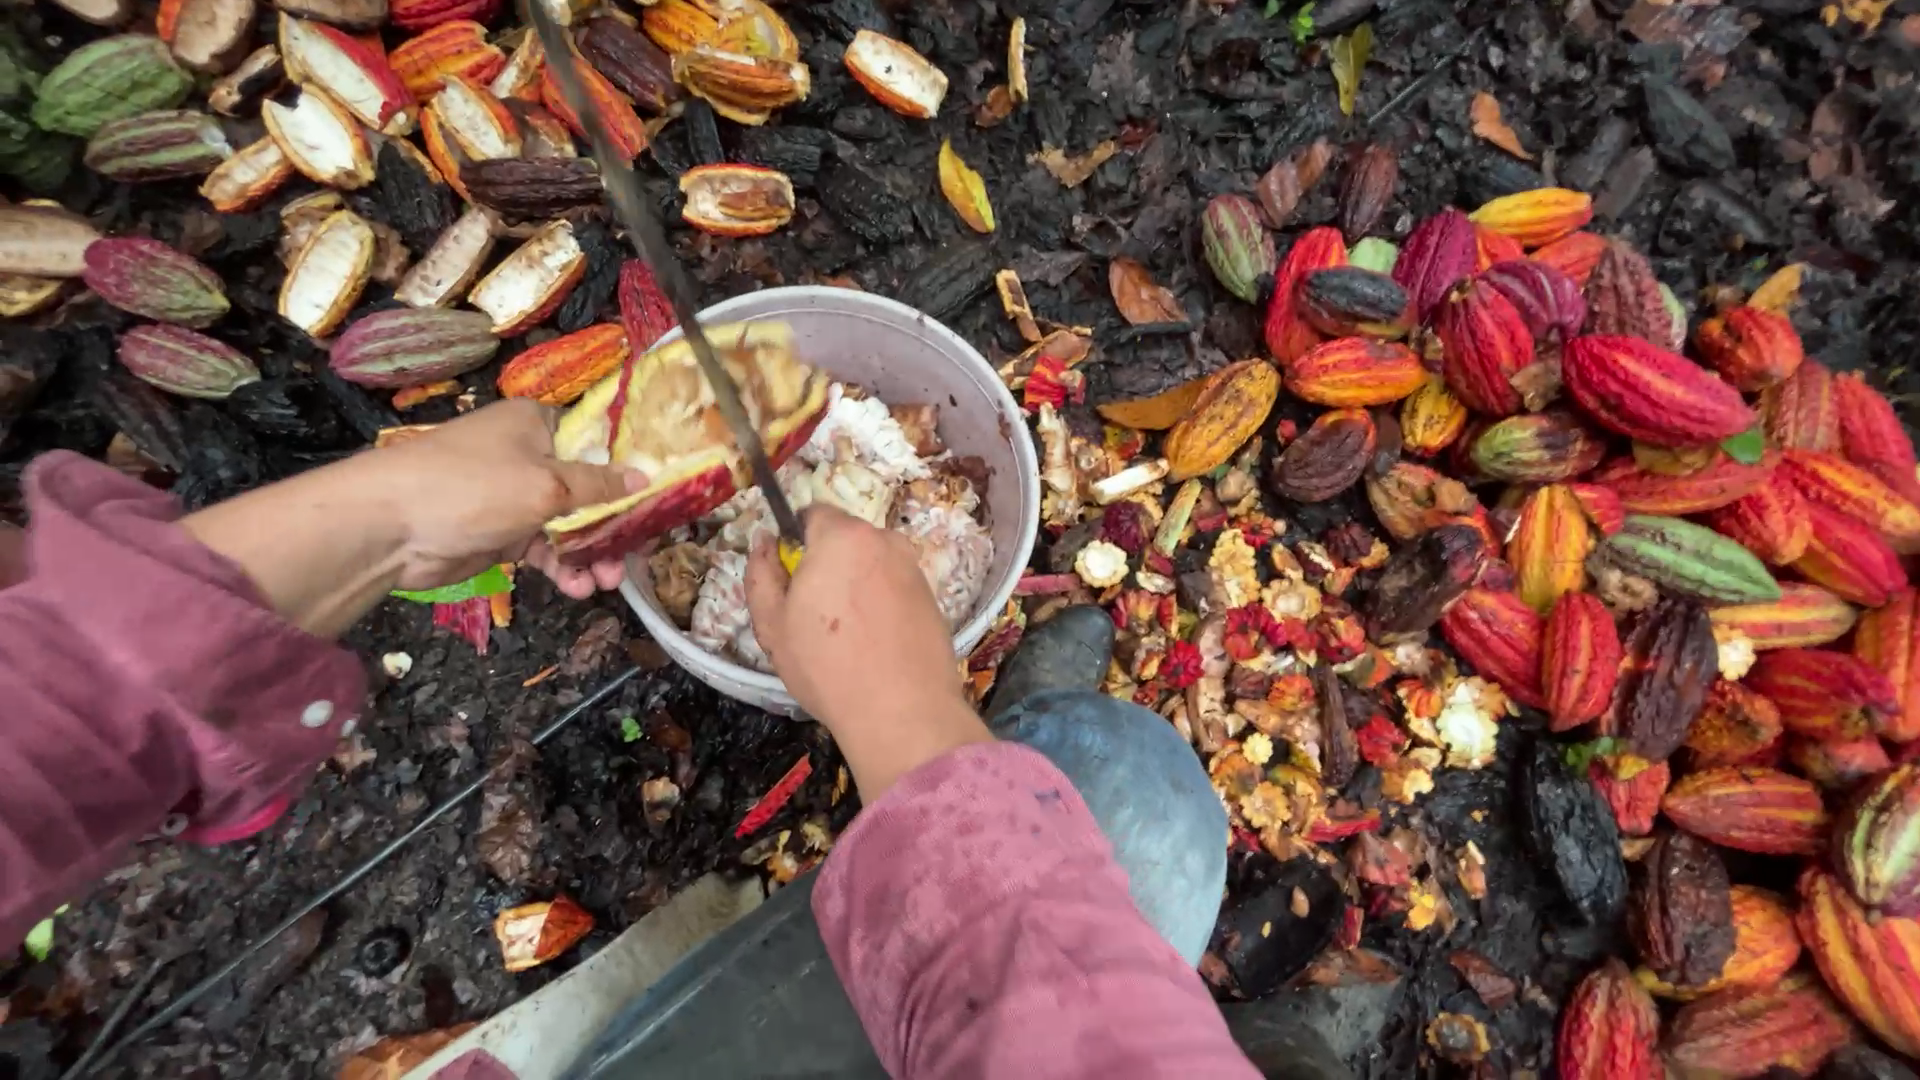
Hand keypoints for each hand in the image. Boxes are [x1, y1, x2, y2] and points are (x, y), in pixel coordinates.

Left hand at [372, 399, 642, 598]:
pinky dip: (563, 567)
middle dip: (613, 529)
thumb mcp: (546, 485)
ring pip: (572, 525)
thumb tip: (648, 480)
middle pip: (592, 491)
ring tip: (603, 585)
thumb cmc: (470, 488)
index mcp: (540, 425)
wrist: (383, 529)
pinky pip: (546, 547)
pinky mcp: (503, 530)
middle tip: (631, 560)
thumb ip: (601, 487)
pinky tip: (576, 588)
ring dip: (591, 555)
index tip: (658, 504)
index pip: (601, 444)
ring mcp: (516, 495)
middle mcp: (531, 455)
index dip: (632, 474)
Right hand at [745, 506, 991, 797]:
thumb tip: (765, 541)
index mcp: (843, 537)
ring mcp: (914, 568)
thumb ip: (761, 573)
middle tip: (814, 613)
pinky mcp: (933, 596)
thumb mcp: (773, 623)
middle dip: (828, 564)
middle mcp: (885, 541)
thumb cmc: (828, 665)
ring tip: (847, 634)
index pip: (813, 513)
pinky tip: (875, 642)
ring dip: (856, 584)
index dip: (796, 540)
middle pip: (846, 539)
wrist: (903, 709)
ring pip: (872, 564)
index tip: (791, 577)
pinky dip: (882, 603)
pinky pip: (895, 587)